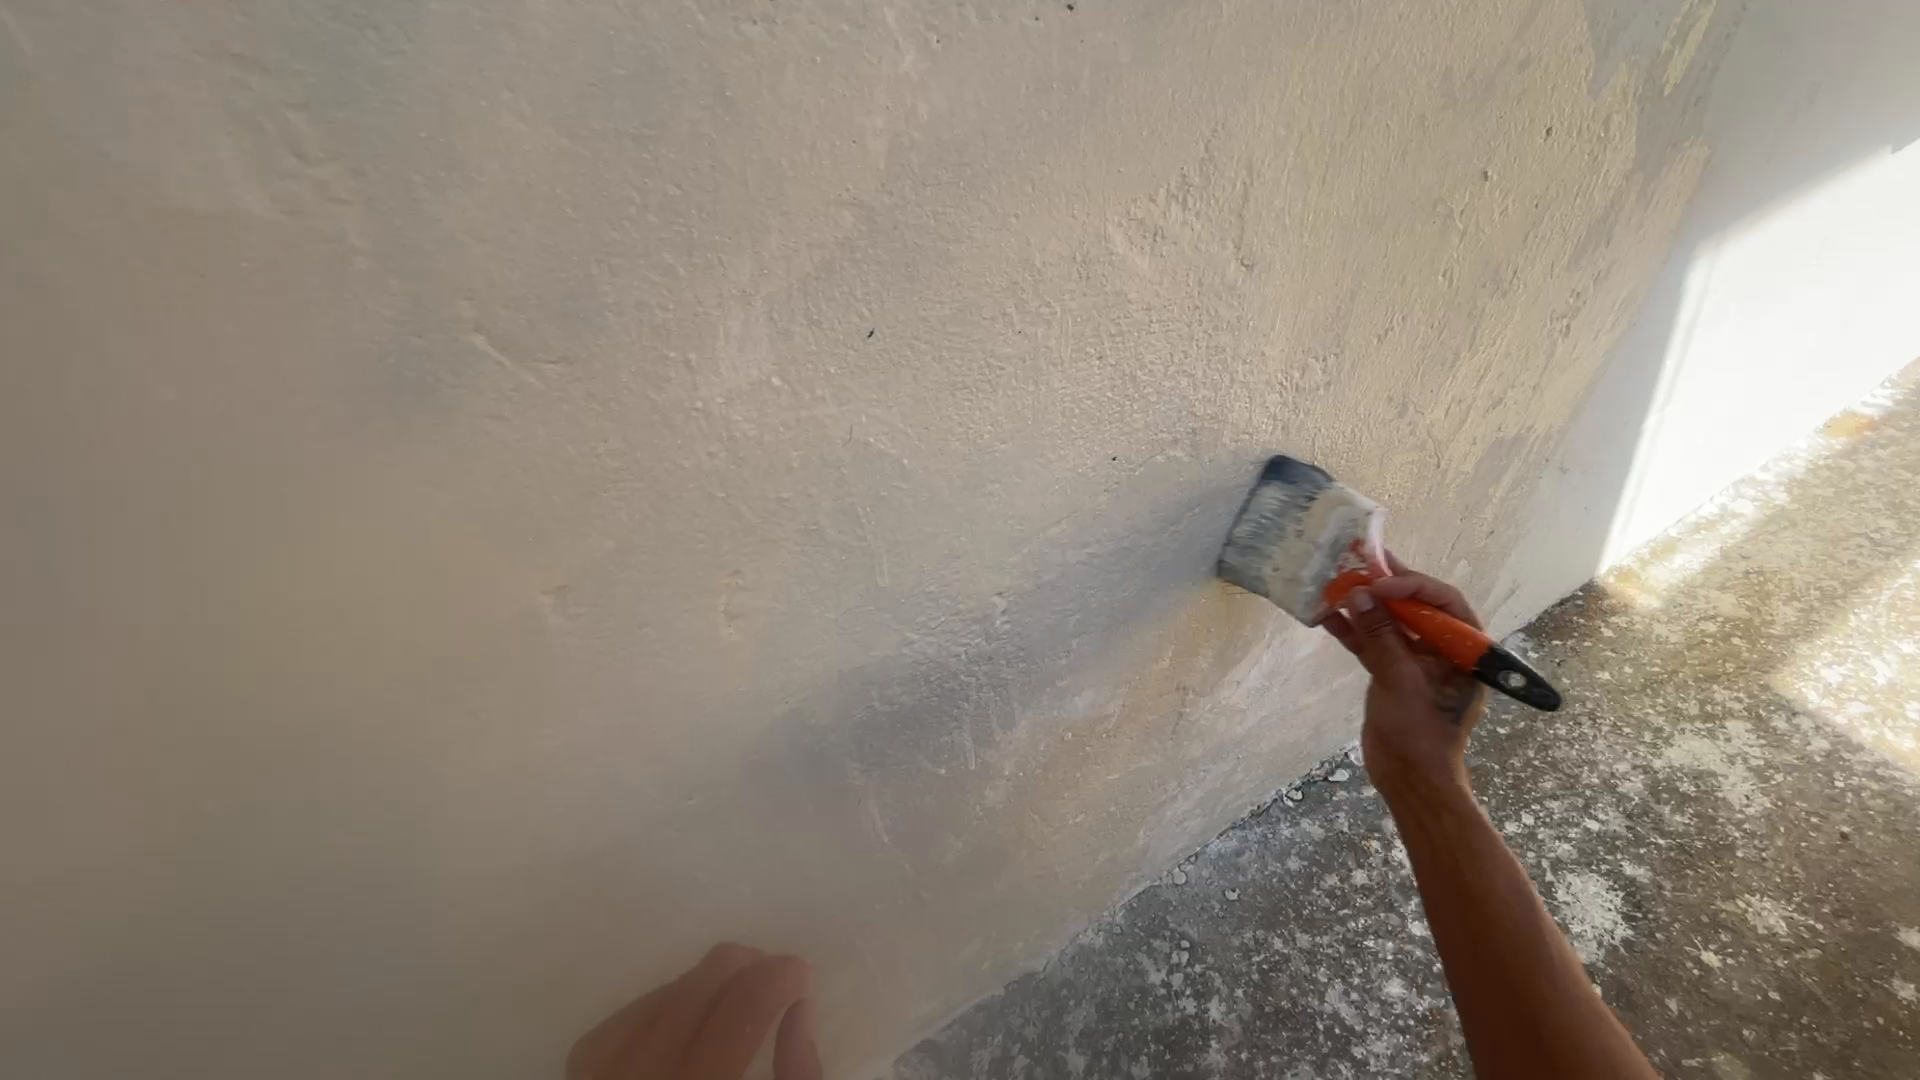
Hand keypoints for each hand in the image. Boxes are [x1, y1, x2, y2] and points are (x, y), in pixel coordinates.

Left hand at [567, 943, 821, 1079]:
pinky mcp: (577, 1068)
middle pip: (704, 979)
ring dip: (709, 990)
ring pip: (668, 988)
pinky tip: (683, 1028)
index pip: (742, 1005)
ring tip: (729, 1014)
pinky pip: (629, 1015)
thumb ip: (799, 1073)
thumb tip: (801, 1007)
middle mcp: (639, 1071)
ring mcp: (600, 1068)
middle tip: (774, 986)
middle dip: (751, 969)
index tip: (802, 976)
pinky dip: (666, 1009)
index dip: (782, 976)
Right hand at [1318, 552, 1485, 799]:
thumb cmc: (1419, 734)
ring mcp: (1415, 661)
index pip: (1443, 602)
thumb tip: (1359, 595)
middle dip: (1386, 585)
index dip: (1411, 587)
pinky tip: (1326, 616)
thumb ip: (1381, 637)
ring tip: (1336, 581)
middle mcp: (1442, 650)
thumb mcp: (1400, 681)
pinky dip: (1351, 630)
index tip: (1378, 584)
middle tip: (1359, 557)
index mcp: (1464, 651)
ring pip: (1389, 622)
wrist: (1411, 781)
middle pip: (1415, 607)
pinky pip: (1371, 643)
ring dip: (1363, 605)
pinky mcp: (1390, 674)